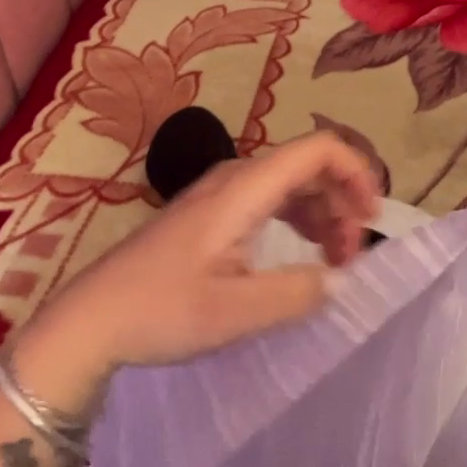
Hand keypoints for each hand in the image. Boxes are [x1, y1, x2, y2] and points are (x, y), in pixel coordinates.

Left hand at [25, 130, 381, 376]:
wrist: (92, 317)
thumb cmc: (161, 308)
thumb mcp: (234, 311)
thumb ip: (295, 292)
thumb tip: (339, 277)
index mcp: (245, 185)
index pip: (318, 148)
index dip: (356, 170)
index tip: (374, 215)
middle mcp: (237, 176)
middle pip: (308, 164)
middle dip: (343, 199)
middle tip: (353, 254)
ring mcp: (223, 192)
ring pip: (291, 182)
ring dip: (323, 212)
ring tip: (335, 259)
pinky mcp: (213, 212)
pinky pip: (271, 199)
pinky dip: (299, 219)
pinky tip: (303, 251)